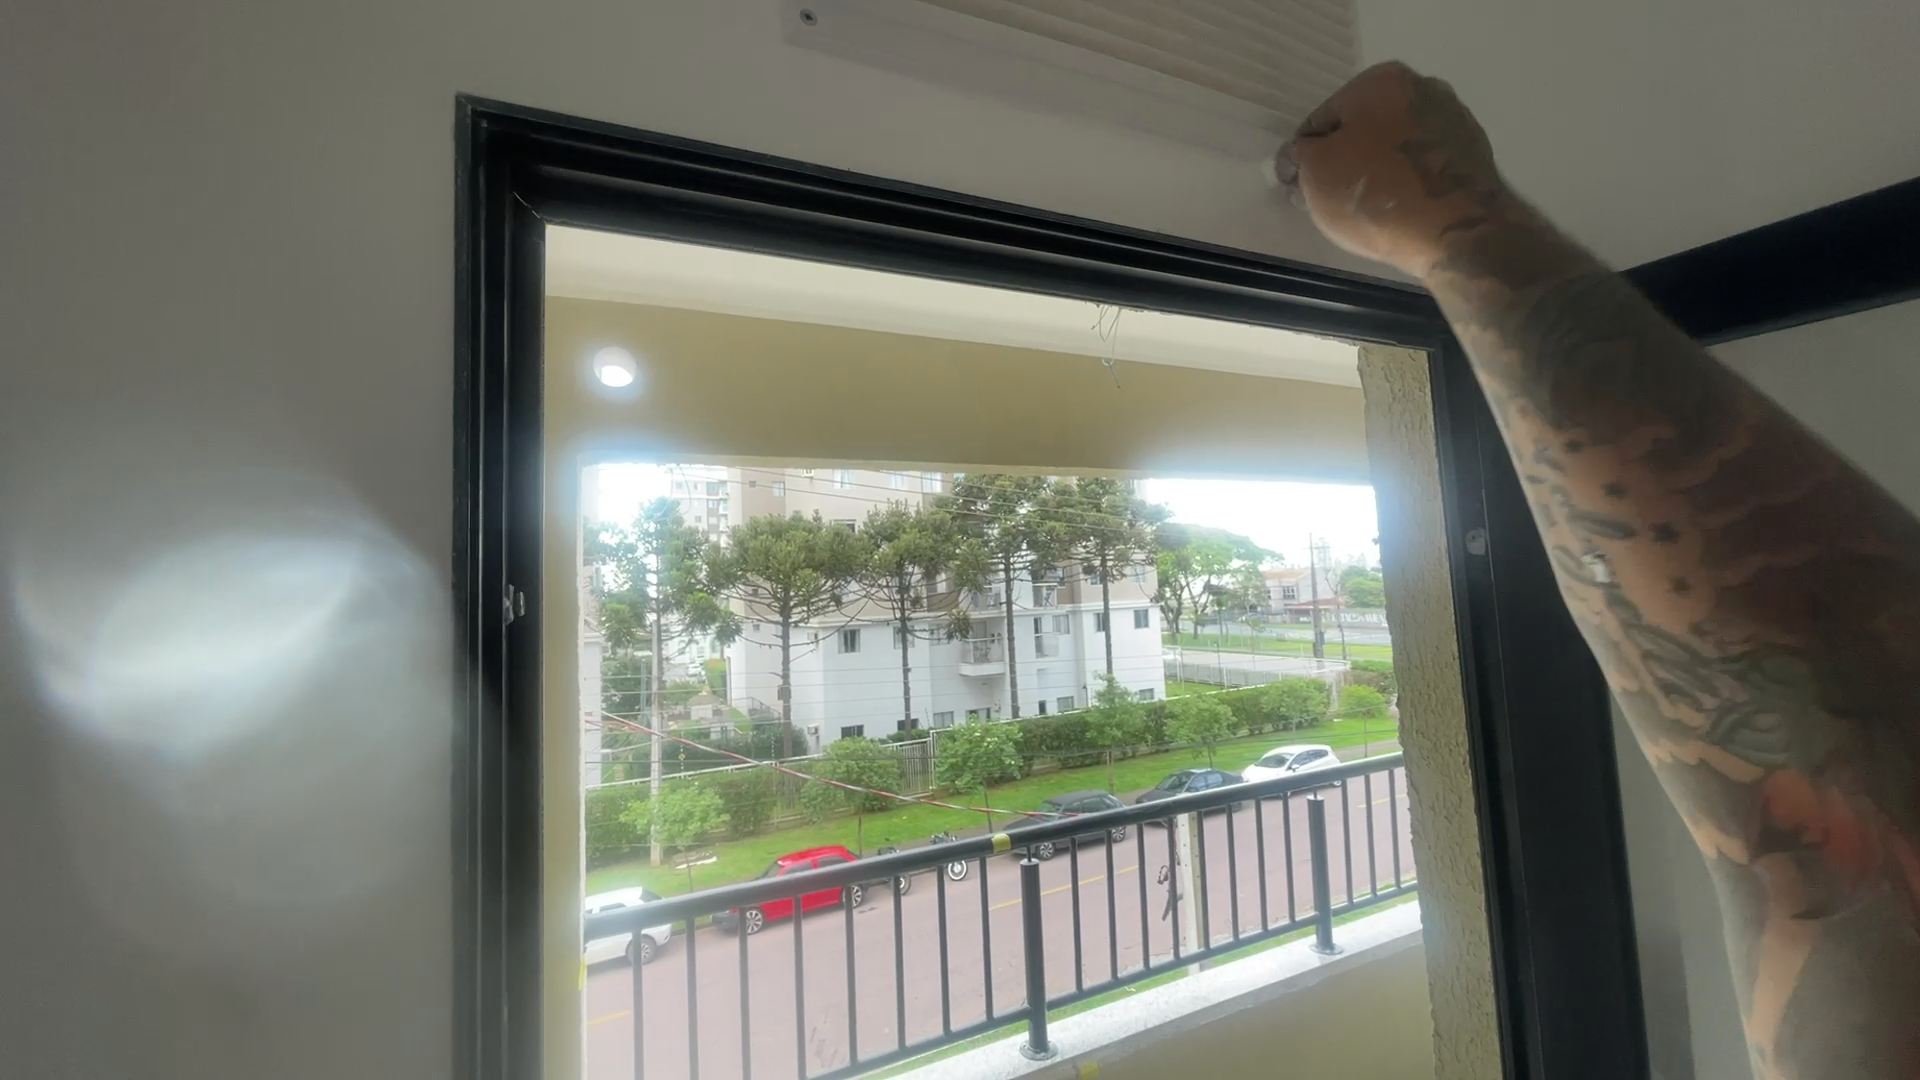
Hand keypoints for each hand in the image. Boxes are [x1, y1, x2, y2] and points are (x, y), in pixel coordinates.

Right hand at [1277, 61, 1513, 279]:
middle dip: (1341, 161)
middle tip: (1327, 201)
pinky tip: (1395, 209)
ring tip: (1363, 210)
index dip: (1303, 159)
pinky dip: (1402, 182)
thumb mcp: (1314, 173)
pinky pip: (1419, 164)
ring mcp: (1452, 117)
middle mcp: (1421, 86)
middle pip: (1359, 130)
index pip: (1320, 122)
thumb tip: (1296, 155)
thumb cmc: (1373, 194)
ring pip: (1390, 146)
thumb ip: (1297, 156)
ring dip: (1372, 171)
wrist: (1452, 226)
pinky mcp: (1471, 151)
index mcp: (1379, 81)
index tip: (1299, 189)